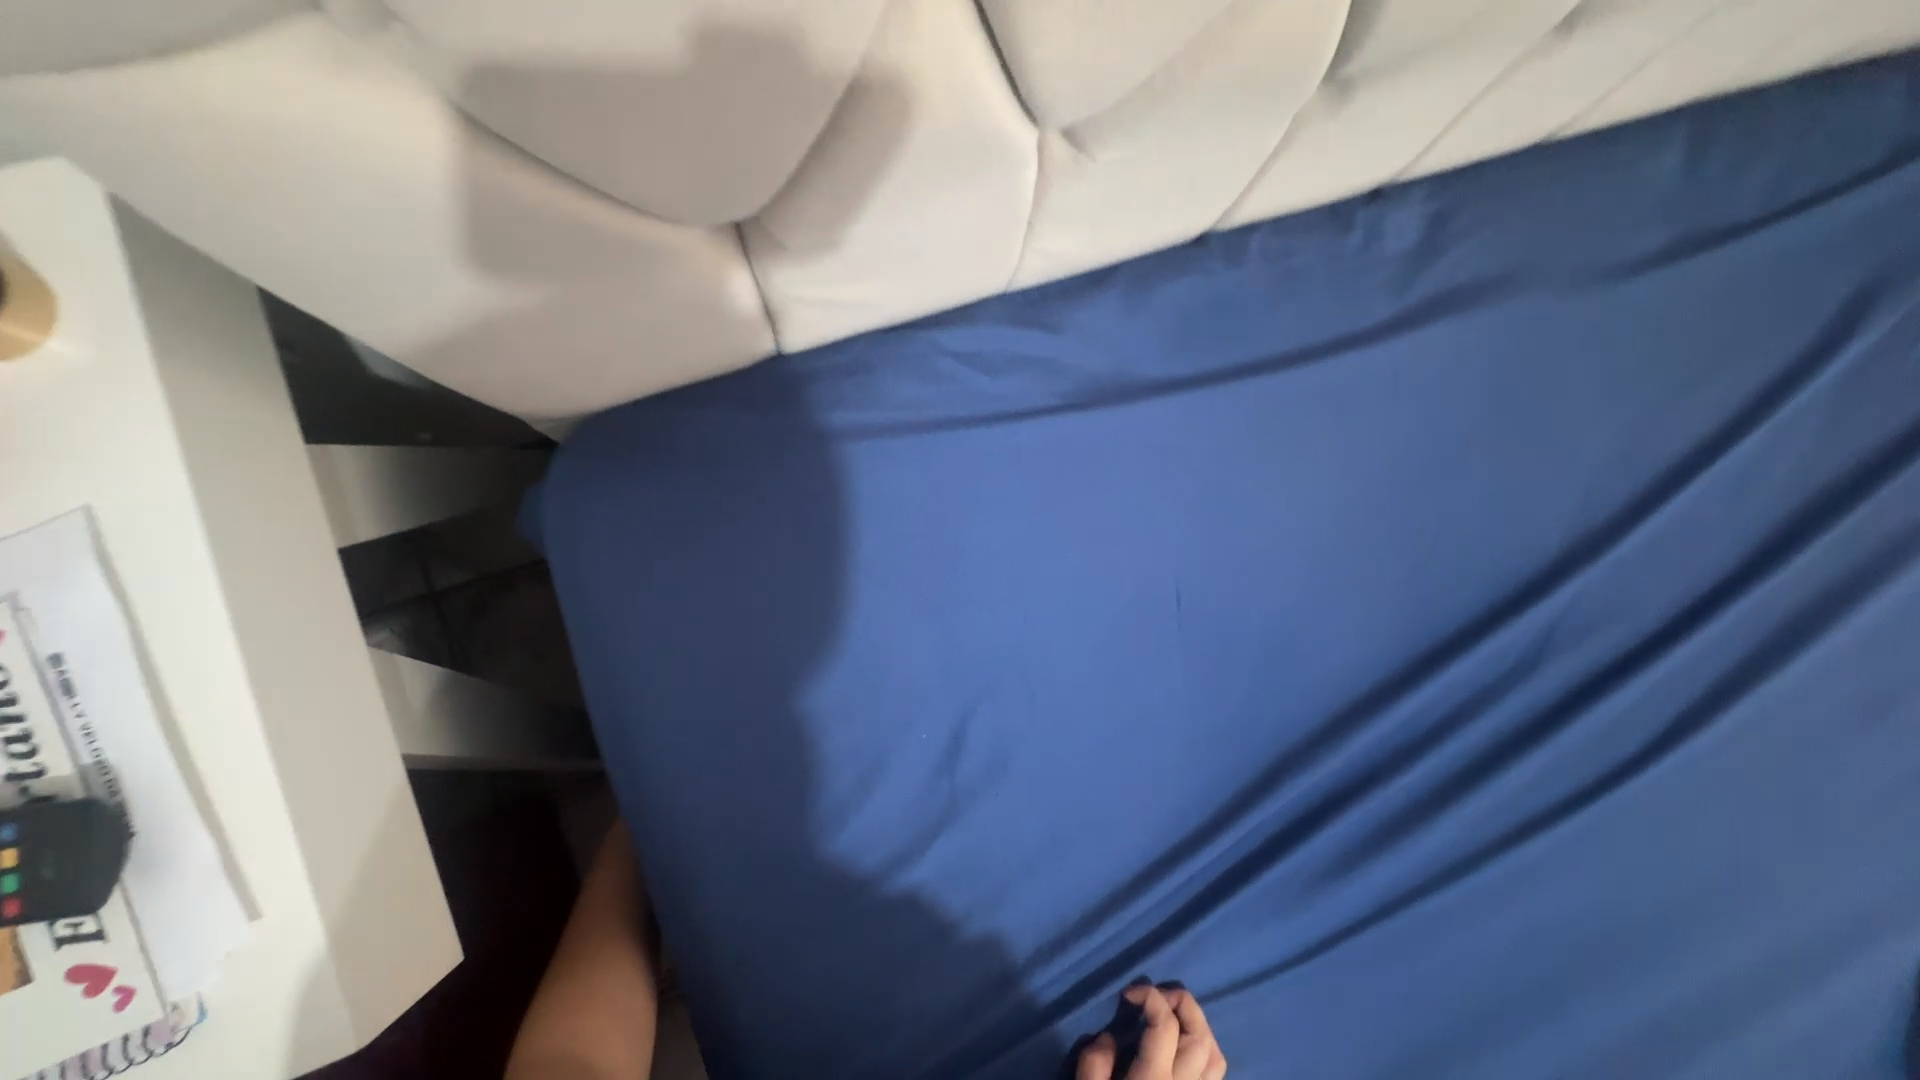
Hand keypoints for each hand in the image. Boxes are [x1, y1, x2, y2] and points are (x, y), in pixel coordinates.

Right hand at [1076, 984, 1226, 1079]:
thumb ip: (1094, 1063)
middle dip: (1181, 1002)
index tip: (1128, 993)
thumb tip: (1108, 1036)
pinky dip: (1205, 1048)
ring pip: (1215, 1054)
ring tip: (1173, 1015)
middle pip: (1199, 1034)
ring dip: (1199, 1025)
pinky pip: (1214, 1072)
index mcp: (1154, 1079)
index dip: (1149, 997)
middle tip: (1156, 994)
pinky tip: (1184, 1045)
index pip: (1164, 1024)